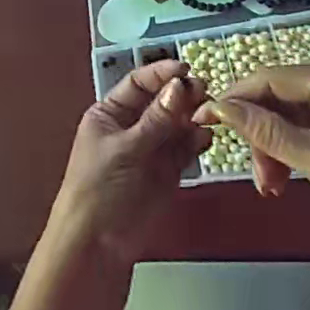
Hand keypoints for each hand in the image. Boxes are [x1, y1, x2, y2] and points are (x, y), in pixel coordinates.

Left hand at [50, 59, 209, 263]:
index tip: (186, 68)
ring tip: (211, 113)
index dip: (160, 74)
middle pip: (162, 102)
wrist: (98, 241)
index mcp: (108, 114)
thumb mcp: (124, 149)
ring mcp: (150, 148)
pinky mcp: (168, 170)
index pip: (137, 84)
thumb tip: (179, 87)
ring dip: (194, 116)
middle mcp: (130, 127)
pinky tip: (207, 136)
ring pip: (178, 124)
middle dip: (182, 95)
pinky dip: (197, 140)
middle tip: (206, 92)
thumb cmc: (98, 188)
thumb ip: (155, 120)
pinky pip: (186, 148)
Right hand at [192, 64, 309, 253]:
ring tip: (273, 184)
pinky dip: (299, 146)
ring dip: (277, 144)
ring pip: (297, 112)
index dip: (233, 99)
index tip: (202, 120)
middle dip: (260, 133)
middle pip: (283, 95)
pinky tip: (292, 173)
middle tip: (256, 177)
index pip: (272, 77)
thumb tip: (219, 108)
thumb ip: (269, 133)